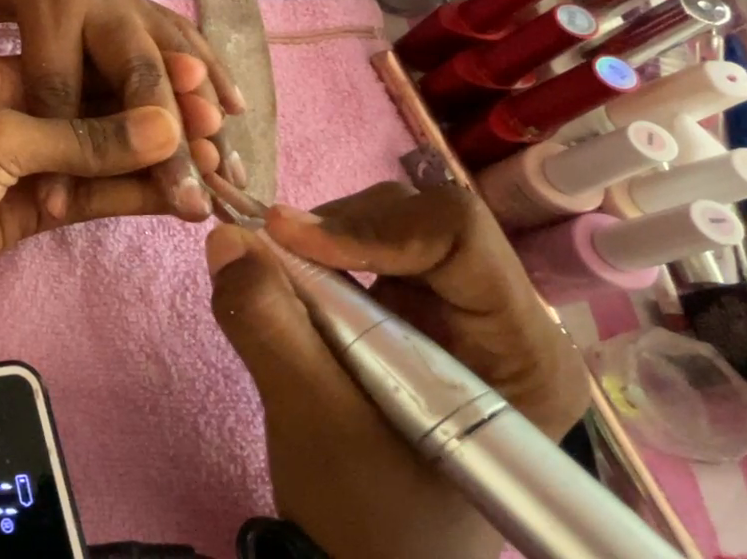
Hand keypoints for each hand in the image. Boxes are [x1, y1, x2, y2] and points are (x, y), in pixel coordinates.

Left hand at [0, 0, 244, 220]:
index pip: (55, 83)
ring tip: (226, 168)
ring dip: (198, 114)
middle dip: (156, 139)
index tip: (59, 202)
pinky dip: (211, 71)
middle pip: (131, 75)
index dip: (57, 143)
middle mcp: (93, 1)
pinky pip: (180, 37)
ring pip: (169, 60)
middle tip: (183, 197)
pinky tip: (234, 109)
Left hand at [0, 56, 198, 310]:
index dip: (140, 84)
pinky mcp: (29, 208)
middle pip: (100, 112)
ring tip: (212, 177)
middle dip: (158, 126)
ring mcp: (25, 161)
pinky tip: (173, 200)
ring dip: (152, 167)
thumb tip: (166, 131)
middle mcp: (19, 109)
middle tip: (219, 137)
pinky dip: (127, 197)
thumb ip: (80, 137)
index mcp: (1, 72)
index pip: (85, 68)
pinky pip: (86, 196)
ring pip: (100, 158)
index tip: (199, 96)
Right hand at [206, 184, 588, 558]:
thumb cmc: (366, 511)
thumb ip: (272, 328)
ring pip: (386, 227)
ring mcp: (454, 317)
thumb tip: (226, 239)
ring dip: (317, 241)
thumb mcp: (314, 420)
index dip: (368, 226)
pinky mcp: (410, 319)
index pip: (457, 237)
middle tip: (267, 253)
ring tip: (272, 277)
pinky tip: (285, 288)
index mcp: (520, 351)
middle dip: (336, 229)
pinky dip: (310, 259)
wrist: (361, 557)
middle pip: (419, 220)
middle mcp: (499, 320)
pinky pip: (359, 256)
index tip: (283, 239)